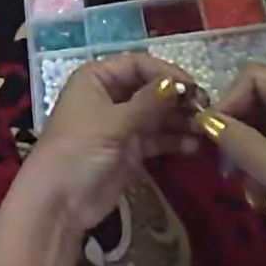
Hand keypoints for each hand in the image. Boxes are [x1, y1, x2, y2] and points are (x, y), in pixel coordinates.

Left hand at [19, 53, 202, 235]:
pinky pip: (157, 137)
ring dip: (180, 119)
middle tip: (206, 110)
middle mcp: (109, 95)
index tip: (194, 87)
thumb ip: (149, 103)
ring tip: (205, 129)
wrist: (59, 201)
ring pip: (157, 113)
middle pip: (150, 88)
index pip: (137, 64)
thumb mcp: (114, 123)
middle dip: (177, 97)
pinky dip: (174, 139)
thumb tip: (180, 83)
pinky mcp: (129, 149)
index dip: (166, 72)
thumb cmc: (79, 149)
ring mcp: (120, 123)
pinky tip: (193, 146)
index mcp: (96, 78)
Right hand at [200, 64, 265, 265]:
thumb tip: (203, 121)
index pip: (256, 78)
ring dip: (249, 152)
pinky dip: (265, 162)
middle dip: (237, 131)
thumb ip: (245, 147)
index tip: (210, 138)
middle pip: (259, 97)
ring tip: (243, 190)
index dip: (228, 103)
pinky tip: (261, 194)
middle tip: (222, 168)